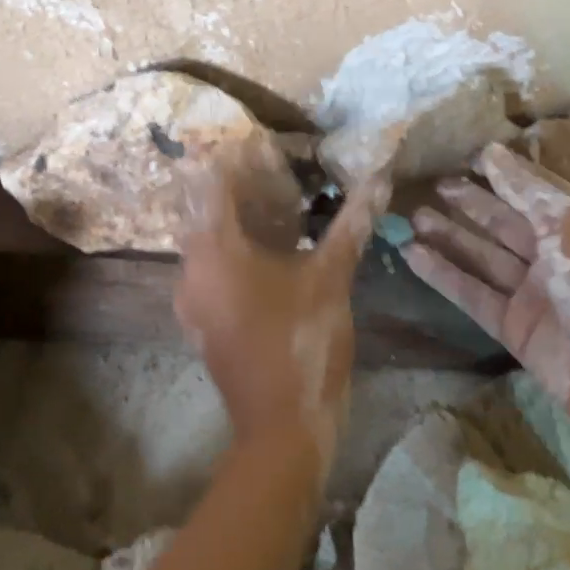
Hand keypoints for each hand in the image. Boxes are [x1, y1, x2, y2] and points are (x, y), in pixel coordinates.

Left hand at [173, 167, 389, 469]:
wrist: (283, 428)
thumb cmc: (303, 343)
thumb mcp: (332, 278)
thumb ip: (351, 223)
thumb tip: (379, 178)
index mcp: (213, 251)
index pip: (212, 182)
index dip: (237, 156)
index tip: (269, 142)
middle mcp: (190, 270)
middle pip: (205, 210)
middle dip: (239, 186)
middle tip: (280, 169)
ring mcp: (192, 301)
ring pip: (208, 241)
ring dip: (238, 219)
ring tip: (281, 203)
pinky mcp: (203, 322)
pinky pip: (212, 269)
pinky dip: (236, 250)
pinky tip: (273, 250)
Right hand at [402, 142, 569, 437]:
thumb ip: (526, 188)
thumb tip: (491, 151)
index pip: (532, 192)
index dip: (501, 175)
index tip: (465, 157)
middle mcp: (553, 256)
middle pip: (503, 223)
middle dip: (469, 204)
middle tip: (431, 184)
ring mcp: (532, 293)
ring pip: (483, 257)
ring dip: (450, 236)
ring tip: (412, 217)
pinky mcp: (512, 327)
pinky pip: (472, 293)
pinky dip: (443, 275)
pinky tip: (413, 254)